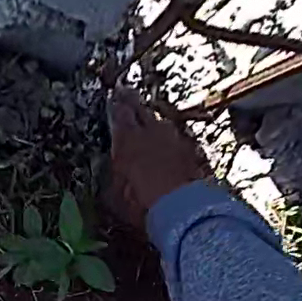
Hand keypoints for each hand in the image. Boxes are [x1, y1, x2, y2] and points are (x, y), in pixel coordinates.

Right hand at [107, 88, 212, 232]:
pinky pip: (176, 137)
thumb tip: (110, 165)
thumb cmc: (140, 204)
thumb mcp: (114, 194)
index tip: (113, 97)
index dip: (116, 105)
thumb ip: (111, 174)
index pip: (120, 114)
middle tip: (126, 92)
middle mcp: (152, 131)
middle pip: (141, 109)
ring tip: (147, 119)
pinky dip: (169, 138)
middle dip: (132, 101)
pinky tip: (168, 143)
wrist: (181, 208)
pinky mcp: (191, 150)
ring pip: (160, 121)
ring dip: (153, 119)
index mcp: (127, 138)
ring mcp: (174, 138)